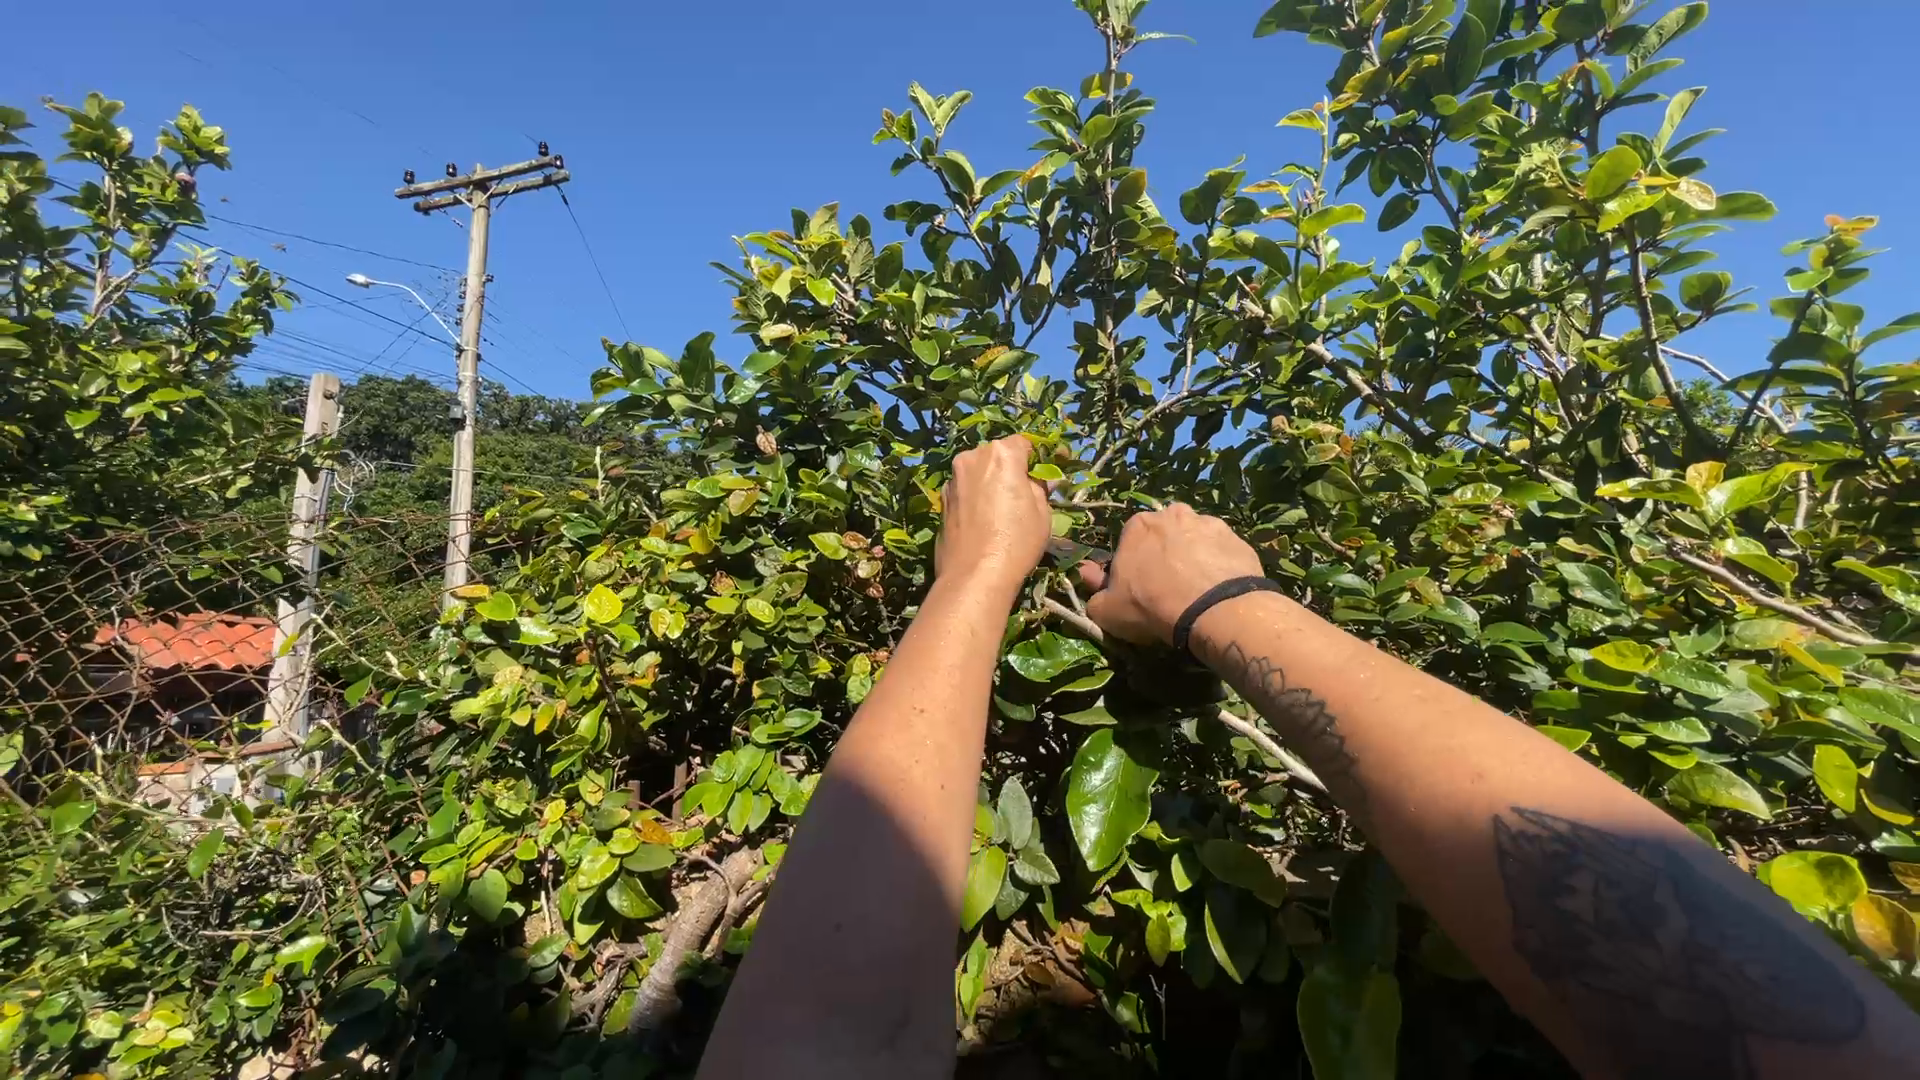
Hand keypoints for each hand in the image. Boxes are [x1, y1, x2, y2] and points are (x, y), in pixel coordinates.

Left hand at [935, 435, 1051, 594]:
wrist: (974, 576)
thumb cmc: (1016, 542)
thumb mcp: (1042, 513)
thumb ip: (1040, 488)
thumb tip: (1041, 479)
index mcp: (1001, 455)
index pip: (1024, 443)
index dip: (1039, 456)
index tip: (1050, 468)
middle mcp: (972, 458)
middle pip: (997, 455)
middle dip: (1012, 467)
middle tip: (1027, 489)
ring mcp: (953, 479)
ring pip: (978, 472)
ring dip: (992, 481)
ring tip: (1004, 507)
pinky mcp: (942, 500)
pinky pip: (966, 490)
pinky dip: (976, 496)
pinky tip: (985, 518)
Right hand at [1078, 503, 1262, 644]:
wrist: (1212, 610)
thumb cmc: (1150, 605)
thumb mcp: (1107, 610)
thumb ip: (1093, 592)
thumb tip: (1086, 574)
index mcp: (1137, 525)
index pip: (1129, 542)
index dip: (1132, 566)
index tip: (1137, 588)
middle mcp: (1172, 514)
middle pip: (1163, 535)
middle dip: (1164, 555)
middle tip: (1168, 588)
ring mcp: (1208, 523)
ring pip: (1195, 540)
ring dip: (1193, 556)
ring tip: (1196, 589)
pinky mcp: (1237, 539)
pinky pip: (1221, 552)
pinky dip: (1218, 565)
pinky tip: (1217, 589)